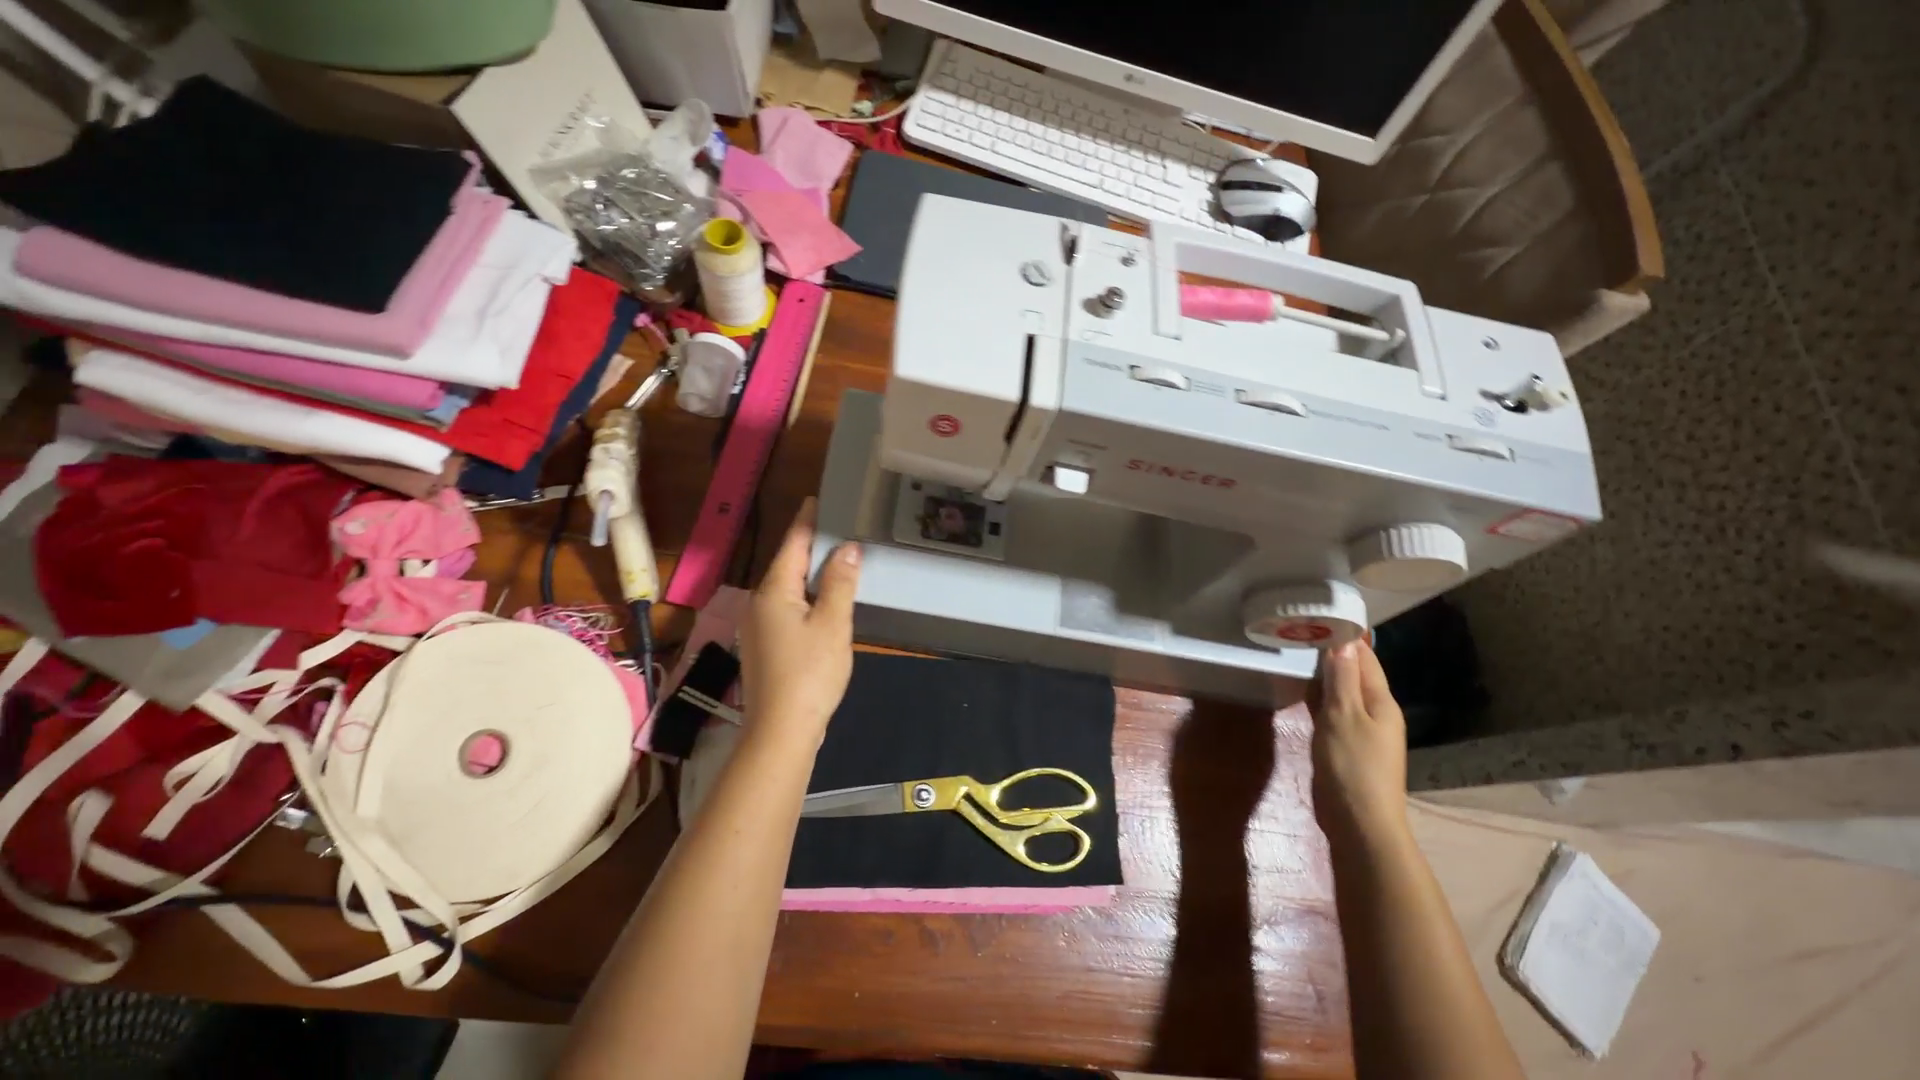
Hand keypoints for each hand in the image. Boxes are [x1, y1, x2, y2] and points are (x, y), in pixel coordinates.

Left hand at [738, 498, 861, 743]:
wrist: (781, 731)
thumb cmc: (810, 673)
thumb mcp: (833, 624)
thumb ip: (840, 583)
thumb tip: (847, 548)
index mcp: (773, 591)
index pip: (792, 545)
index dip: (807, 522)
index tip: (818, 499)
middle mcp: (759, 604)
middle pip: (787, 567)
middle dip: (811, 549)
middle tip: (839, 530)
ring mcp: (758, 628)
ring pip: (788, 591)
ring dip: (811, 577)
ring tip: (838, 563)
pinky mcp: (764, 649)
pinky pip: (787, 611)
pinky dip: (807, 600)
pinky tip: (825, 605)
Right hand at [1308, 639, 1408, 843]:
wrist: (1360, 823)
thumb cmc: (1352, 766)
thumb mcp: (1343, 717)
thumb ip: (1342, 680)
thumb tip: (1344, 643)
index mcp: (1382, 702)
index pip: (1365, 658)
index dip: (1345, 638)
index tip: (1317, 617)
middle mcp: (1377, 713)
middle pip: (1355, 675)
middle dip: (1332, 655)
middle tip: (1299, 633)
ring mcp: (1363, 733)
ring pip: (1343, 695)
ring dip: (1325, 677)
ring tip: (1296, 656)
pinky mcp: (1347, 749)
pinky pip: (1334, 714)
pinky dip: (1320, 700)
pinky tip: (1302, 694)